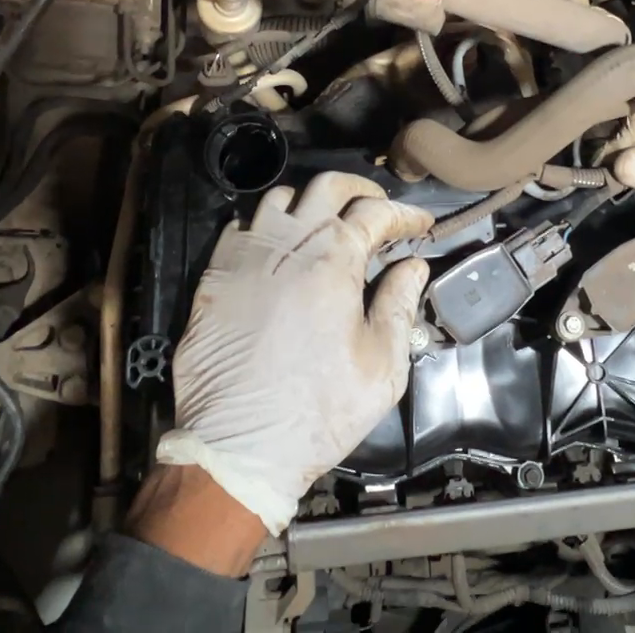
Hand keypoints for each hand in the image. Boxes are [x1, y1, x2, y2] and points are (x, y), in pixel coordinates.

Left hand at [153, 172, 432, 534]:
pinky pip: (241, 229)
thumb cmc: (320, 410)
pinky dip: (268, 229)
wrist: (239, 448)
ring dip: (311, 205)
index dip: (406, 215)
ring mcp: (244, 256)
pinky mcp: (212, 277)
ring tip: (327, 227)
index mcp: (333, 260)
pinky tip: (279, 253)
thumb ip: (399, 304)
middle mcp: (287, 243)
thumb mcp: (382, 365)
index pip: (377, 213)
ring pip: (279, 199)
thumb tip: (412, 266)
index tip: (421, 226)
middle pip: (327, 187)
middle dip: (360, 191)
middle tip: (377, 210)